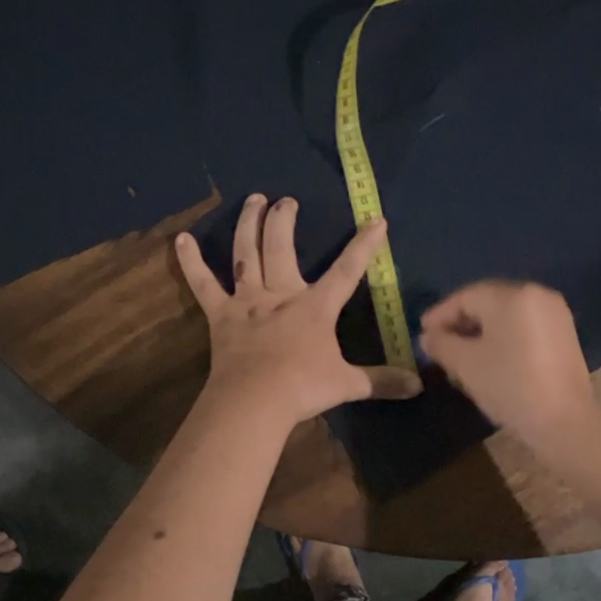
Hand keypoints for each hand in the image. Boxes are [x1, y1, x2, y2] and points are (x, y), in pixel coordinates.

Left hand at [175, 194, 421, 424]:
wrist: (255, 400)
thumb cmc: (302, 388)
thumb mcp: (347, 384)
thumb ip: (381, 381)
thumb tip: (419, 384)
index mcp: (315, 306)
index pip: (346, 270)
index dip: (364, 245)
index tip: (376, 220)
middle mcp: (281, 293)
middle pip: (282, 246)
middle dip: (286, 220)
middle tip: (287, 201)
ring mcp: (248, 301)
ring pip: (246, 253)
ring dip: (248, 224)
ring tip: (252, 200)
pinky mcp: (220, 315)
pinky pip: (203, 284)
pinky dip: (191, 262)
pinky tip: (181, 239)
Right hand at [419, 281, 600, 443]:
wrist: (562, 421)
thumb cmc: (509, 385)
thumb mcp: (466, 364)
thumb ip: (442, 344)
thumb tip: (428, 337)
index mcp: (512, 296)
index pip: (466, 297)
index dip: (440, 314)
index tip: (422, 333)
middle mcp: (537, 295)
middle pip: (488, 302)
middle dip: (461, 322)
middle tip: (439, 343)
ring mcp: (555, 315)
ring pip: (507, 315)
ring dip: (481, 330)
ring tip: (460, 353)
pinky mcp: (565, 335)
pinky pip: (524, 327)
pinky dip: (503, 337)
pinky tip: (489, 358)